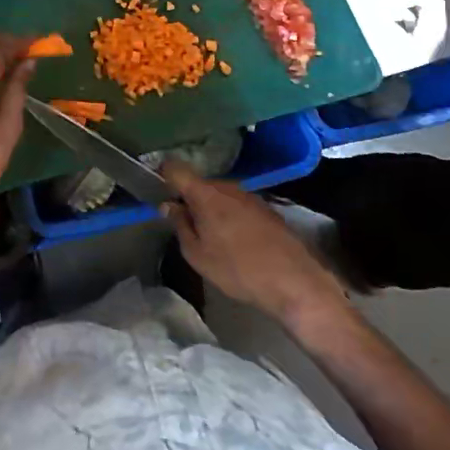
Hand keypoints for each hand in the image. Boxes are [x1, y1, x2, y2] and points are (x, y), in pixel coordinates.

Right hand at [161, 161, 346, 327]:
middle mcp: (228, 187)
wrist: (294, 280)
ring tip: (210, 236)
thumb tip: (169, 205)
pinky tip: (235, 240)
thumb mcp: (198, 255)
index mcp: (206, 194)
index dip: (162, 173)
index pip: (176, 169)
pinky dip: (229, 215)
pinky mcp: (266, 208)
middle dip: (189, 198)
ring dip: (211, 208)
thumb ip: (180, 225)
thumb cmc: (238, 269)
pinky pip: (237, 204)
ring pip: (219, 194)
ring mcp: (250, 195)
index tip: (155, 187)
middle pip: (199, 183)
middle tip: (183, 223)